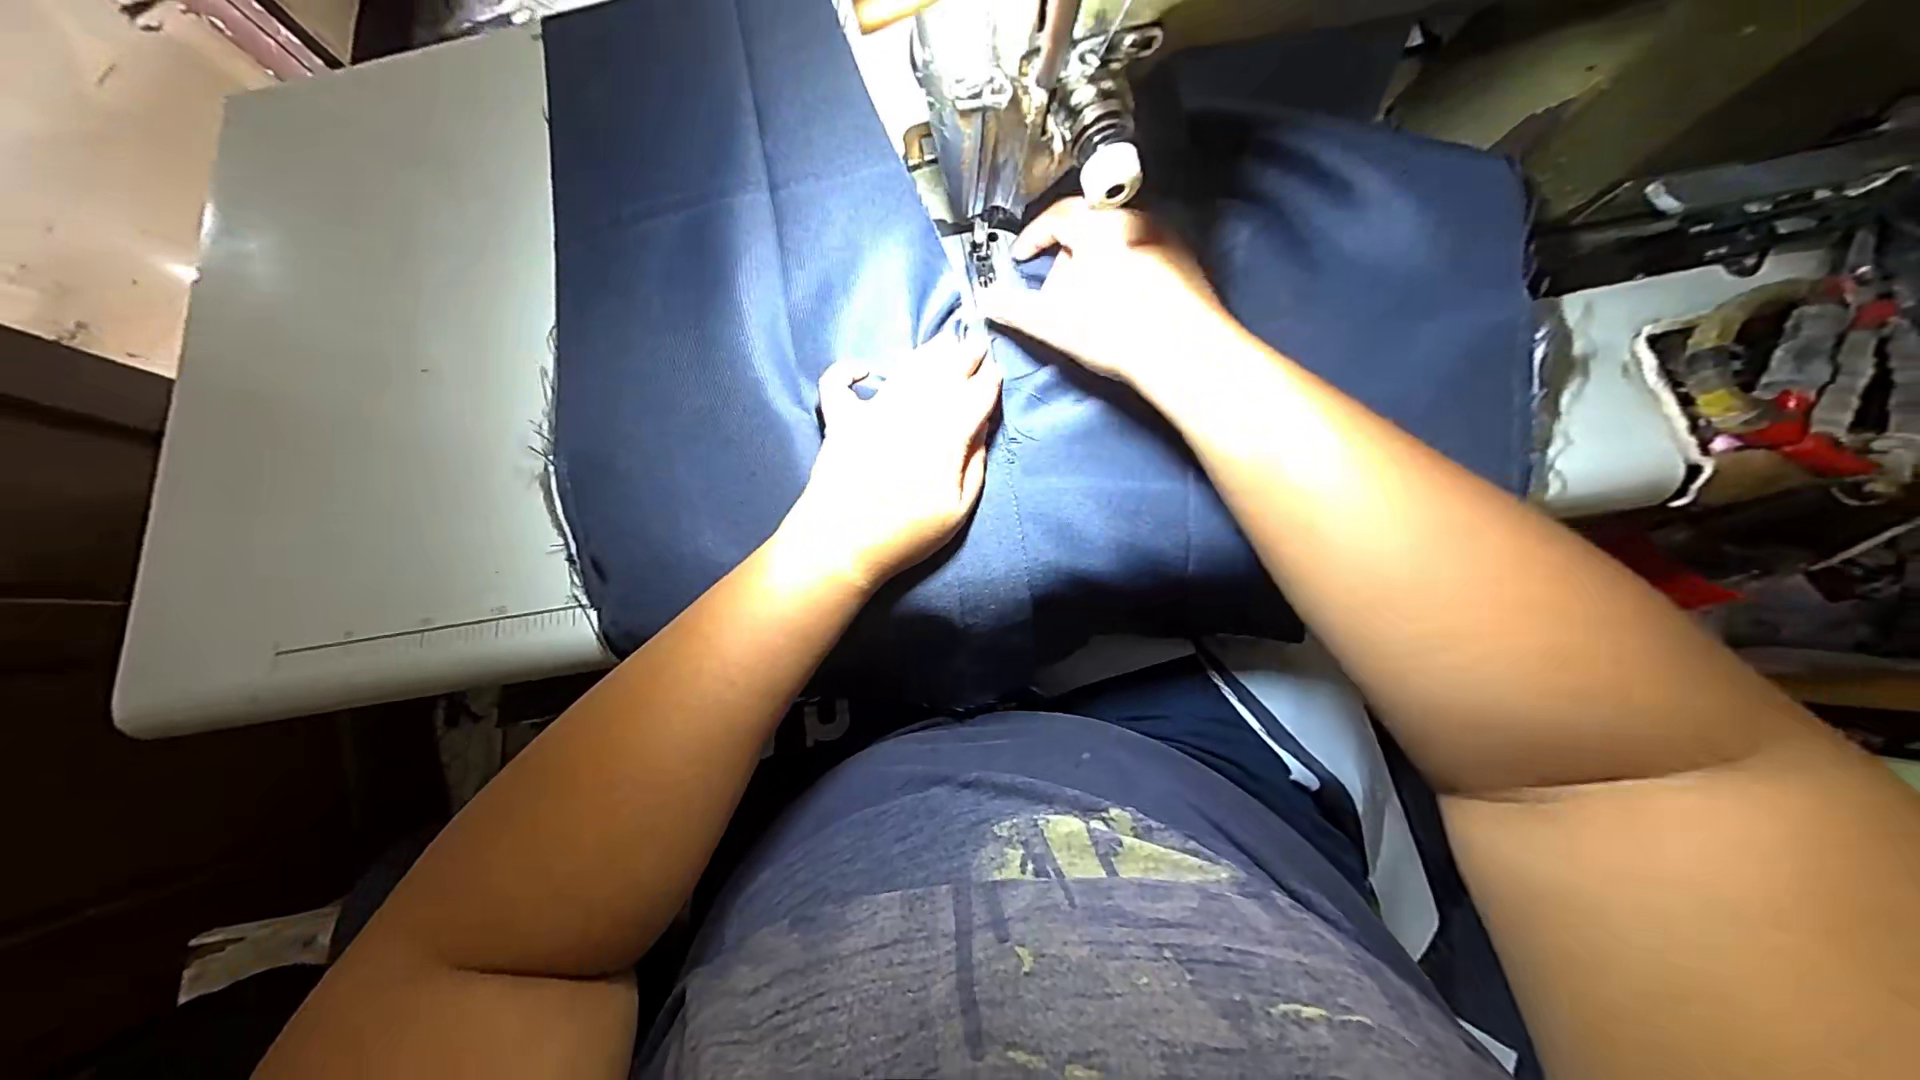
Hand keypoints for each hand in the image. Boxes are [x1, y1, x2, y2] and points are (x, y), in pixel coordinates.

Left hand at [776, 334, 1002, 589]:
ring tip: (944, 341)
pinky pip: (837, 384)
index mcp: (945, 437)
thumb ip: (974, 464)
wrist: (842, 545)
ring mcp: (873, 412)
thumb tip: (982, 427)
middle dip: (964, 355)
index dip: (988, 381)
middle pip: (943, 374)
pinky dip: (847, 370)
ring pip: (904, 370)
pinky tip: (864, 368)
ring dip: (927, 353)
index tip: (995, 368)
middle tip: (976, 342)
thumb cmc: (907, 534)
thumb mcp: (957, 510)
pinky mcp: (841, 420)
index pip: (974, 397)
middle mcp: (911, 413)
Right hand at [980, 198, 1239, 388]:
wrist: (1184, 353)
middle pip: (1087, 228)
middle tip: (1055, 288)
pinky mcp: (1185, 260)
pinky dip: (1125, 272)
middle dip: (1066, 255)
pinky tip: (1123, 307)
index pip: (1055, 216)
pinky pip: (1143, 256)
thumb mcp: (1052, 322)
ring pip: (1117, 242)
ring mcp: (1164, 236)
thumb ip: (1014, 308)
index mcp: (1098, 224)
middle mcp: (1134, 218)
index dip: (1033, 238)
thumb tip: (986, 301)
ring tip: (1089, 303)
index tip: (1022, 257)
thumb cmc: (1117, 331)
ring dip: (1097, 264)